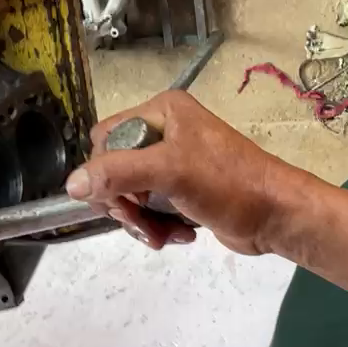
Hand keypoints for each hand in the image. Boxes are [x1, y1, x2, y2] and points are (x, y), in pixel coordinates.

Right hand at [66, 91, 319, 253]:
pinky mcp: (184, 189)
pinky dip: (160, 225)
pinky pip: (151, 207)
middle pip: (115, 169)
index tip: (123, 198)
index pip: (106, 136)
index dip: (106, 170)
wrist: (276, 215)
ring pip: (131, 193)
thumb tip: (71, 183)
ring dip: (143, 220)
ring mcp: (176, 161)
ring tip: (163, 235)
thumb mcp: (170, 172)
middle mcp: (166, 130)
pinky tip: (181, 235)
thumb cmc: (228, 184)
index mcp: (162, 111)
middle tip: (143, 223)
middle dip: (126, 204)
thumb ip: (118, 173)